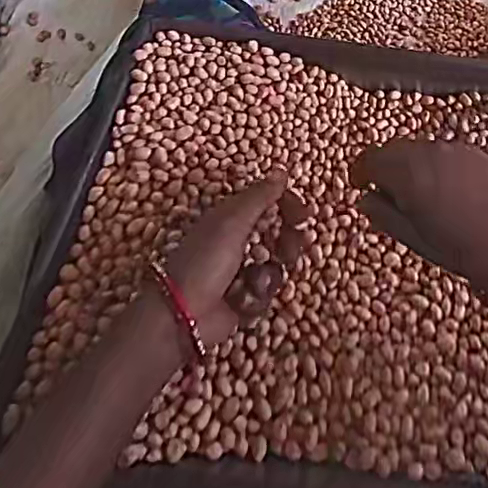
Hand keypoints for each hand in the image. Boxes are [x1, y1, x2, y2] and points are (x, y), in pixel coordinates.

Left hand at [162, 171, 300, 344]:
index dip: (288, 206)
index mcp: (231, 215)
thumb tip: (282, 171)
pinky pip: (266, 290)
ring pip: (275, 264)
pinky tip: (242, 300)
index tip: (304, 215)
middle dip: (287, 243)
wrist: (183, 316)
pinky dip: (256, 296)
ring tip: (256, 282)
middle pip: (277, 232)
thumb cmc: (205, 261)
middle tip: (290, 251)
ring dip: (268, 275)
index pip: (268, 201)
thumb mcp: (233, 222)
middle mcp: (237, 238)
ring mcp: (240, 268)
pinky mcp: (244, 296)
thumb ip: (259, 197)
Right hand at [349, 139, 487, 298]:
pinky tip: (441, 190)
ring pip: (416, 148)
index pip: (370, 159)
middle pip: (392, 149)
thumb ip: (384, 215)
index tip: (358, 185)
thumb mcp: (416, 240)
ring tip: (415, 195)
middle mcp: (429, 153)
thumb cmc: (466, 251)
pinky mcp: (473, 152)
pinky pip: (440, 152)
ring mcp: (453, 150)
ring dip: (407, 165)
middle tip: (384, 194)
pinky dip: (431, 164)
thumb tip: (365, 198)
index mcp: (409, 174)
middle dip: (383, 167)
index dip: (359, 171)